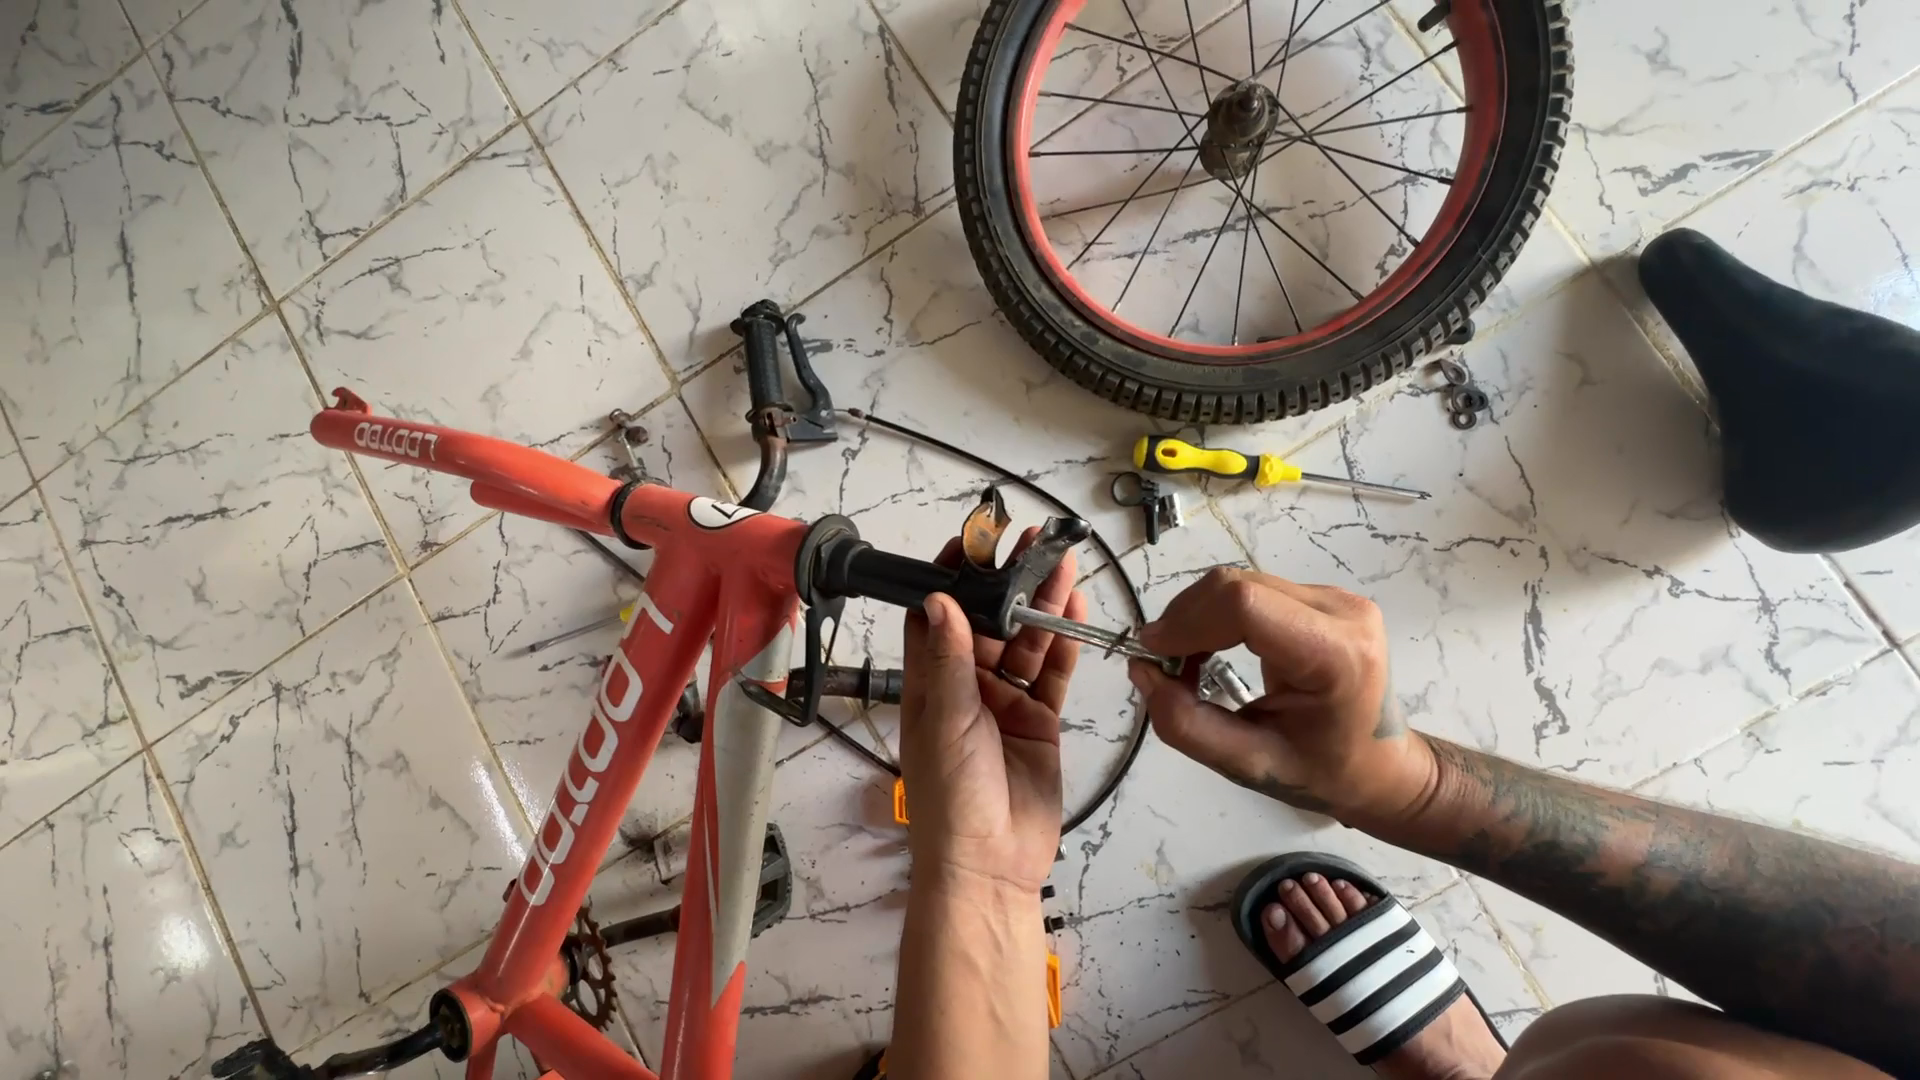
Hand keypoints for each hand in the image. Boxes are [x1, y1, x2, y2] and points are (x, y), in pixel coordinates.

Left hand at [899, 531, 1084, 893]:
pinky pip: (1053, 672)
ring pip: (1027, 640)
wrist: (992, 864)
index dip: (951, 579)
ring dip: (1043, 604)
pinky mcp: (1040, 719)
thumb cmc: (954, 792)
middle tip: (1031, 541)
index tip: (970, 542)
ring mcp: (1006, 701)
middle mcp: (967, 685)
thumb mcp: (946, 719)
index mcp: (931, 682)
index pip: (935, 618)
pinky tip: (1075, 607)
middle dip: (1009, 582)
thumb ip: (949, 658)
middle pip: (989, 622)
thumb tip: (938, 596)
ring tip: (1063, 563)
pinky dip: (1065, 642)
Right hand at [1126, 567, 1434, 824]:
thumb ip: (1187, 724)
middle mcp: (1341, 611)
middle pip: (1236, 586)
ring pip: (1237, 582)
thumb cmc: (1323, 772)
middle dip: (1186, 619)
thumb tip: (1142, 670)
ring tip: (1187, 663)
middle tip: (1166, 666)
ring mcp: (1335, 598)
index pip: (1246, 607)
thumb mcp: (1249, 765)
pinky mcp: (1321, 596)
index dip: (1188, 621)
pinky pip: (1250, 589)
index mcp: (1336, 656)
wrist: (1384, 767)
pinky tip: (1210, 648)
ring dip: (1197, 616)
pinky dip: (1215, 614)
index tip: (1153, 653)